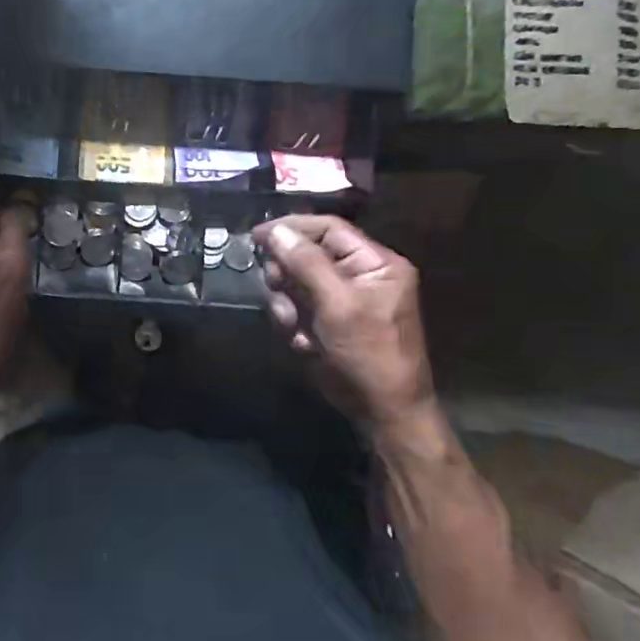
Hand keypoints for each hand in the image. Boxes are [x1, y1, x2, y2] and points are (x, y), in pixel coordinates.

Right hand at [254, 216, 434, 430]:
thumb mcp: (338, 304)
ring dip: (287, 303)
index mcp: (374, 263)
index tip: (257, 236)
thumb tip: (276, 231)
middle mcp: (358, 275)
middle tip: (277, 287)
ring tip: (293, 326)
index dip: (292, 228)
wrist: (382, 411)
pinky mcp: (325, 320)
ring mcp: (340, 299)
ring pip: (295, 282)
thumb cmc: (369, 353)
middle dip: (287, 273)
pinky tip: (303, 342)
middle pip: (306, 253)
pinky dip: (293, 323)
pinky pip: (295, 307)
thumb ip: (306, 263)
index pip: (329, 228)